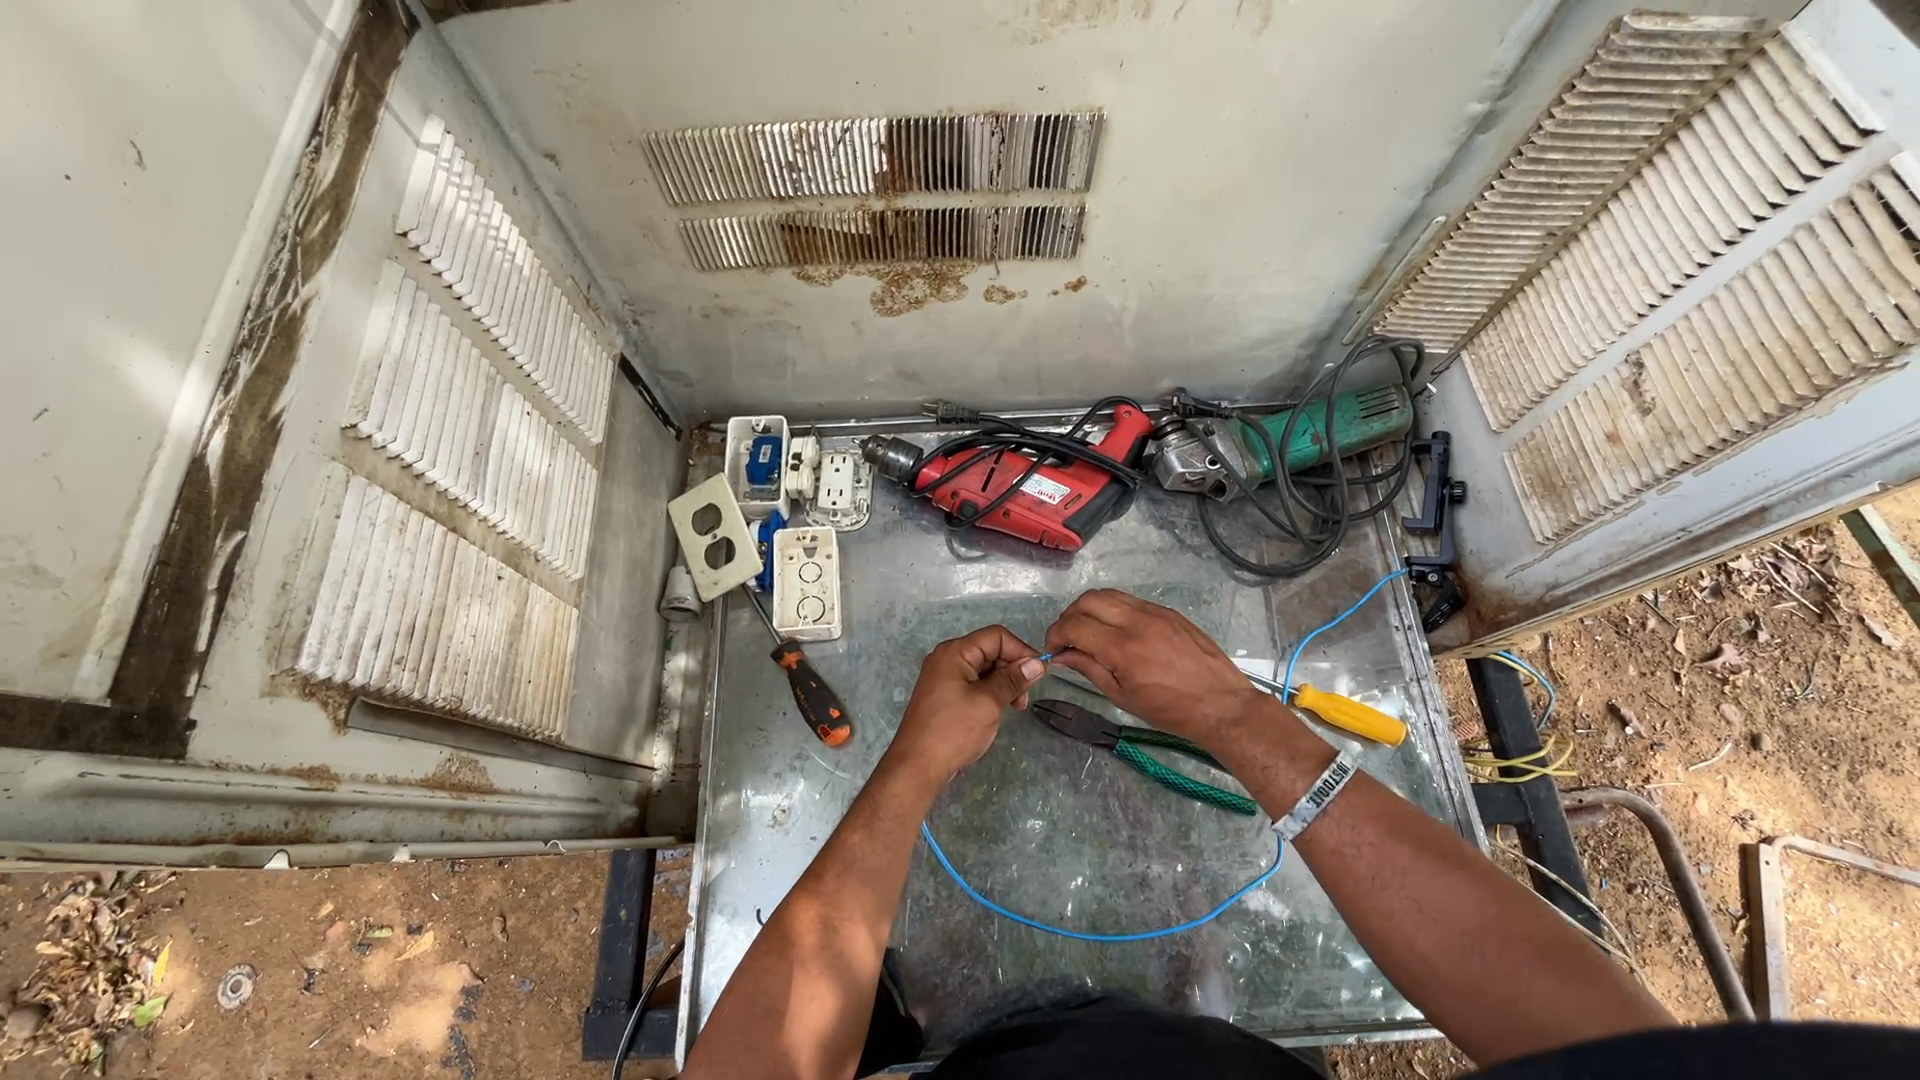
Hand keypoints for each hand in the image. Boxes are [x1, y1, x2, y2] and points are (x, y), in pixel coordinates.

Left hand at [887, 626, 1046, 784]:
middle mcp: (947, 658)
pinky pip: (973, 684)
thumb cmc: (954, 730)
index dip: (1021, 650)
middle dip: (1012, 669)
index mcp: (955, 652)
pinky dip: (990, 692)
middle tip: (1024, 697)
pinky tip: (998, 710)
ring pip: (984, 669)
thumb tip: (1036, 664)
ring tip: (1015, 707)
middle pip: (990, 651)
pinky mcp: (944, 695)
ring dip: (1004, 683)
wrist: (917, 765)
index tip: (1038, 673)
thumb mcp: (989, 702)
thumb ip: (1013, 679)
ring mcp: (944, 677)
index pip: (996, 637)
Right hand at [1043, 590, 1267, 746]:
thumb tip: (1062, 655)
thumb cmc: (1169, 710)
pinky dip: (1113, 609)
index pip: (1074, 625)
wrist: (1221, 704)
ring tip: (1089, 632)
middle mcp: (1138, 621)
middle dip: (1069, 617)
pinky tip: (1115, 631)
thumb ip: (1089, 669)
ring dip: (1090, 609)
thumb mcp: (1122, 696)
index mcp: (1124, 648)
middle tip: (1068, 639)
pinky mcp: (1168, 612)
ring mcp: (1155, 612)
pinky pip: (1130, 600)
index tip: (1053, 648)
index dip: (1055, 634)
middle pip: (1088, 601)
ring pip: (1109, 594)